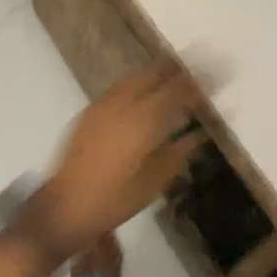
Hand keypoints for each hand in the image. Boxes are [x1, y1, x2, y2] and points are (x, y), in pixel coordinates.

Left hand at [25, 61, 205, 255]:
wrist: (66, 205)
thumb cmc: (114, 200)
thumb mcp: (153, 184)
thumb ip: (177, 154)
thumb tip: (197, 136)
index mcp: (142, 121)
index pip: (175, 91)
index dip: (194, 84)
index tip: (211, 82)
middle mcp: (123, 103)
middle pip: (154, 73)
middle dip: (175, 70)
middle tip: (194, 73)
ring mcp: (103, 103)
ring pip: (135, 75)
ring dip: (156, 73)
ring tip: (172, 78)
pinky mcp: (90, 109)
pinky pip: (120, 86)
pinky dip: (137, 83)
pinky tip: (143, 93)